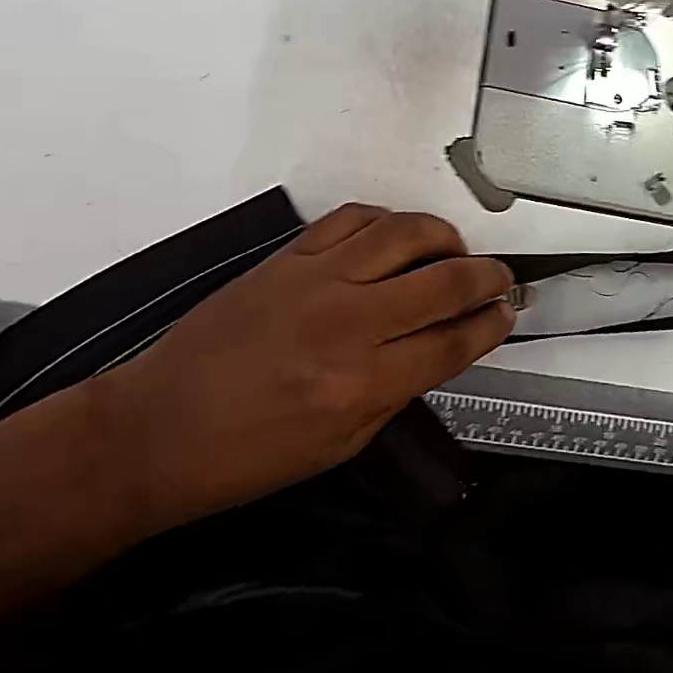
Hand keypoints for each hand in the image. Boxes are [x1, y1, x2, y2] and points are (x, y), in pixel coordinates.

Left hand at [14, 204, 514, 531]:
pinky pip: (350, 218)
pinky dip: (385, 220)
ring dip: (443, 236)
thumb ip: (395, 392)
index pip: (453, 341)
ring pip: (402, 233)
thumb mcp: (340, 445)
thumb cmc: (251, 454)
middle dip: (486, 275)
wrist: (163, 424)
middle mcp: (349, 321)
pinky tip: (395, 234)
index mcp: (365, 383)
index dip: (492, 323)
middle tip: (500, 277)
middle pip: (443, 280)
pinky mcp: (287, 256)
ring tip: (454, 250)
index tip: (509, 311)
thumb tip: (434, 351)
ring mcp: (316, 279)